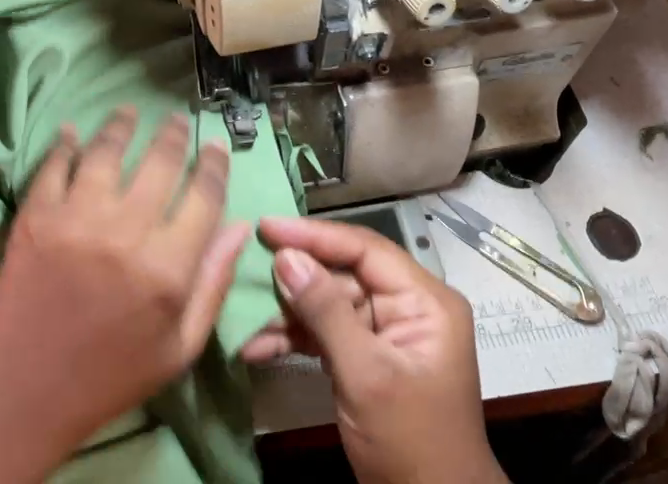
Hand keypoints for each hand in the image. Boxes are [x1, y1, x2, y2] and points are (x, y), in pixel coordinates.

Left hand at [0, 108, 252, 446]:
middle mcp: (127, 231)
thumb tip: (241, 226)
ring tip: (130, 111)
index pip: (204, 196)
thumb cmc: (111, 375)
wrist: (24, 386)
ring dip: (121, 125)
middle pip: (159, 162)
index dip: (213, 165)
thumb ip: (213, 283)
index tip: (215, 146)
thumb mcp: (180, 348)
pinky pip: (55, 165)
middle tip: (177, 120)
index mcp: (169, 267)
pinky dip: (65, 143)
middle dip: (174, 135)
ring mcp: (77, 217)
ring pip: (107, 151)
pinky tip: (73, 131)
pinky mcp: (36, 214)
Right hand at [242, 217, 505, 483]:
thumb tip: (285, 256)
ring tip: (243, 316)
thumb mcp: (367, 374)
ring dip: (285, 313)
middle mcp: (407, 306)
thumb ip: (326, 312)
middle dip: (293, 278)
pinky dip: (292, 339)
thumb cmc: (411, 440)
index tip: (264, 227)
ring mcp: (385, 332)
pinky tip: (256, 346)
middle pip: (342, 273)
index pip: (364, 249)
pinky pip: (324, 333)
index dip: (313, 235)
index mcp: (425, 300)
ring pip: (327, 303)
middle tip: (243, 267)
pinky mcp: (365, 357)